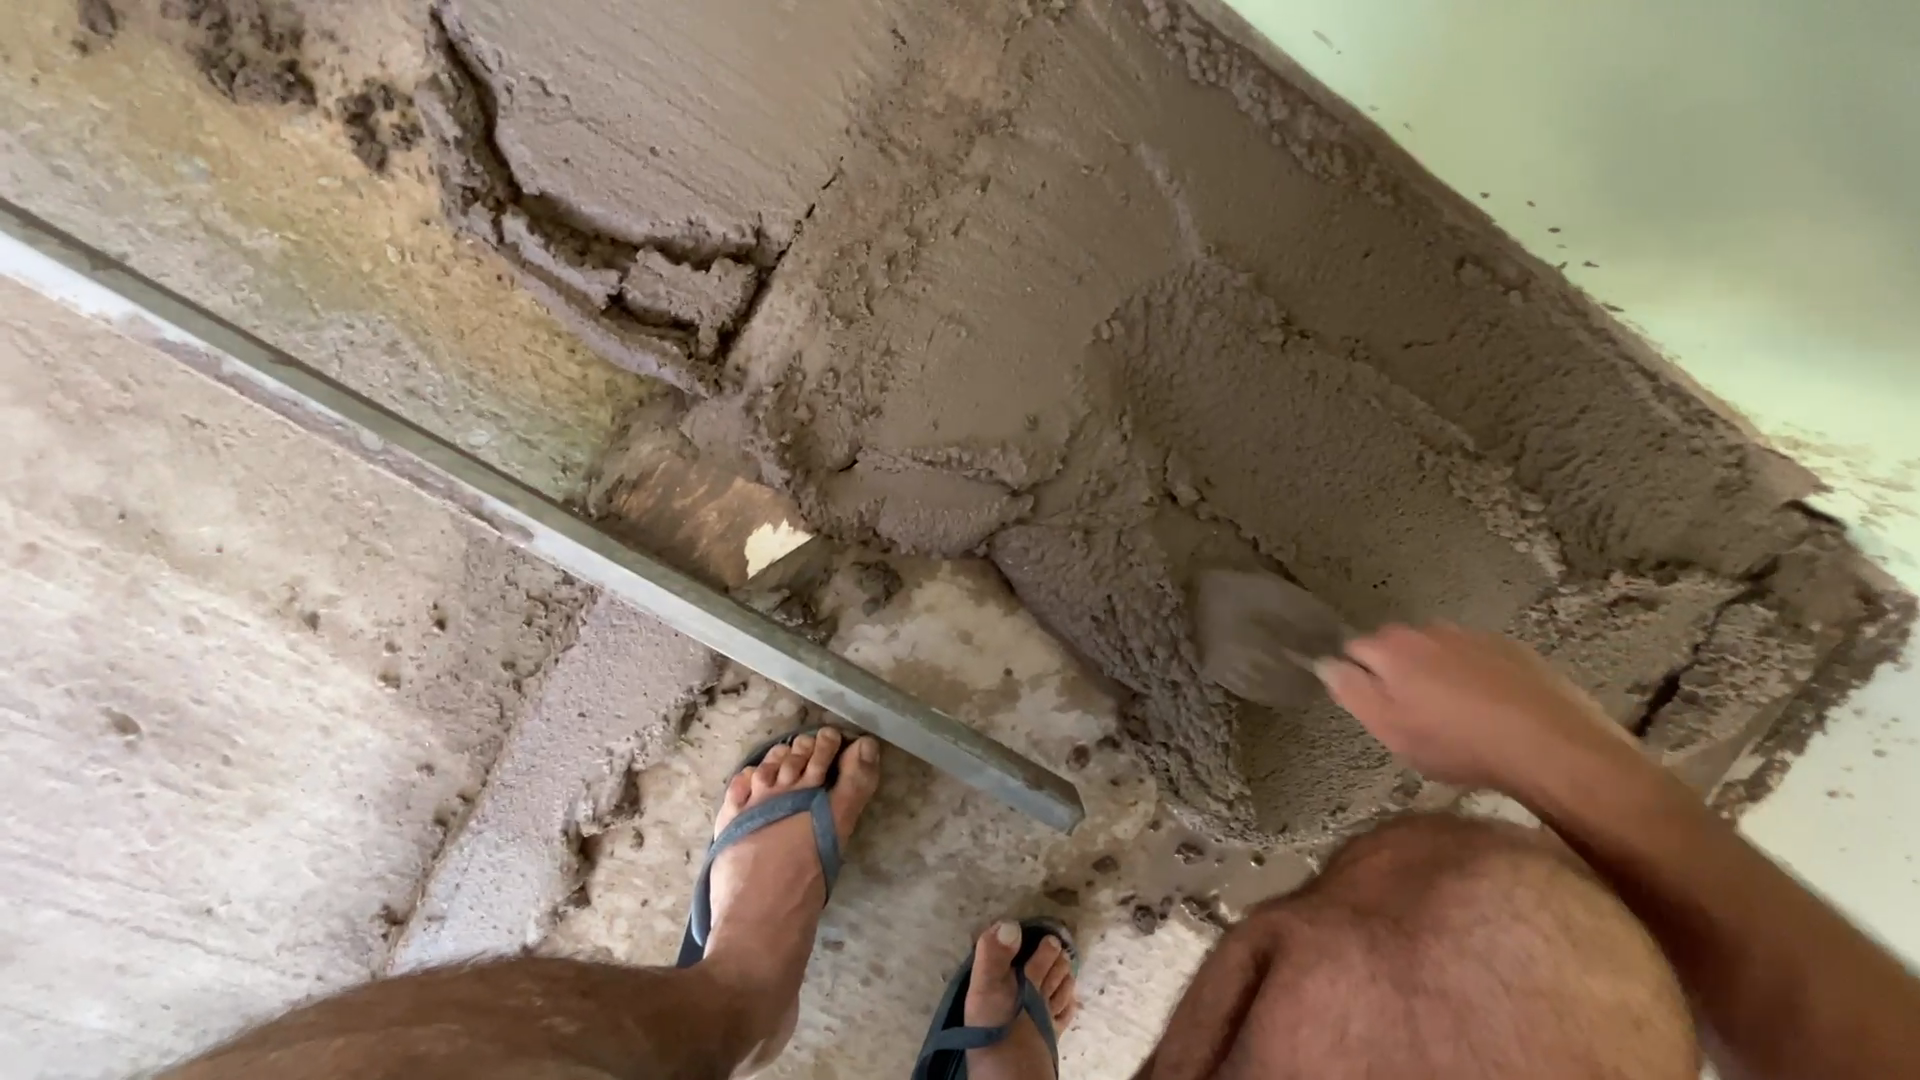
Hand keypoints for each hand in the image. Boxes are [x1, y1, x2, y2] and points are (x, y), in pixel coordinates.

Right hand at [1315, 623, 1637, 792]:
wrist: (1551, 746)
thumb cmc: (1457, 743)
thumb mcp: (1389, 728)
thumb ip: (1350, 691)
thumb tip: (1326, 664)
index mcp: (1391, 648)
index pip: (1353, 649)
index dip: (1358, 676)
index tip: (1373, 706)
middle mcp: (1428, 631)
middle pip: (1396, 646)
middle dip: (1397, 671)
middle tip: (1413, 714)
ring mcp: (1473, 636)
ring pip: (1438, 650)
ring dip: (1436, 672)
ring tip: (1455, 714)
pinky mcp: (1513, 649)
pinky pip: (1477, 658)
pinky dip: (1474, 675)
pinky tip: (1489, 708)